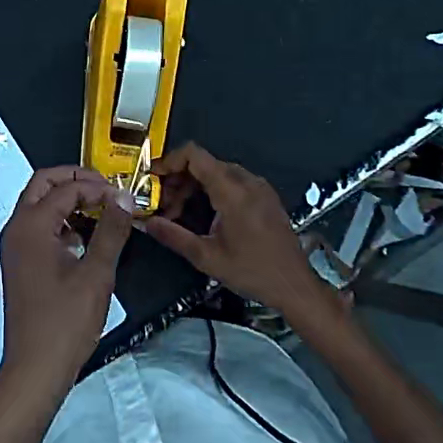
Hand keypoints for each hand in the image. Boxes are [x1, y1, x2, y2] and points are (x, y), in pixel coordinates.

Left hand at [0, 166, 132, 402]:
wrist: (36, 366)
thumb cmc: (63, 323)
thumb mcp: (96, 273)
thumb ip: (111, 231)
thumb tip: (122, 200)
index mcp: (30, 226)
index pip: (64, 188)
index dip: (96, 187)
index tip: (122, 196)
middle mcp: (16, 230)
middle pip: (42, 185)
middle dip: (74, 181)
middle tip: (106, 189)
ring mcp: (15, 246)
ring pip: (38, 205)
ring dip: (67, 200)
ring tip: (101, 211)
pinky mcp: (20, 262)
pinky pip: (38, 227)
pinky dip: (60, 222)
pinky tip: (85, 238)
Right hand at [143, 143, 342, 326]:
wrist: (296, 287)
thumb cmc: (252, 271)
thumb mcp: (206, 257)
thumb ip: (173, 235)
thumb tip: (145, 222)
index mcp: (232, 190)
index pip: (194, 155)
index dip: (169, 161)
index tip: (153, 178)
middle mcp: (247, 181)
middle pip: (203, 163)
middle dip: (177, 179)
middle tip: (165, 204)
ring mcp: (259, 187)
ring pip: (216, 172)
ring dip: (193, 186)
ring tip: (180, 212)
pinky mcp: (265, 197)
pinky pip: (232, 181)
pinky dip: (212, 189)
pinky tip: (205, 214)